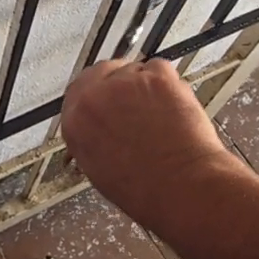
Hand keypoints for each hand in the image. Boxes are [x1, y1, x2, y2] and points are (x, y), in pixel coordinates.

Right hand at [60, 59, 248, 220]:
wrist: (183, 187)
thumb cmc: (147, 190)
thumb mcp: (99, 170)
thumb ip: (92, 139)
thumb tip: (99, 130)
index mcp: (76, 123)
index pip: (77, 93)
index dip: (95, 94)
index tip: (105, 96)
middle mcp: (95, 98)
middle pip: (100, 72)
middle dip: (116, 82)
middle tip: (134, 99)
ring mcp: (126, 84)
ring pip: (132, 69)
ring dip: (143, 84)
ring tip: (159, 113)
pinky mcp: (156, 77)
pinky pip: (158, 68)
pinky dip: (167, 83)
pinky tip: (171, 106)